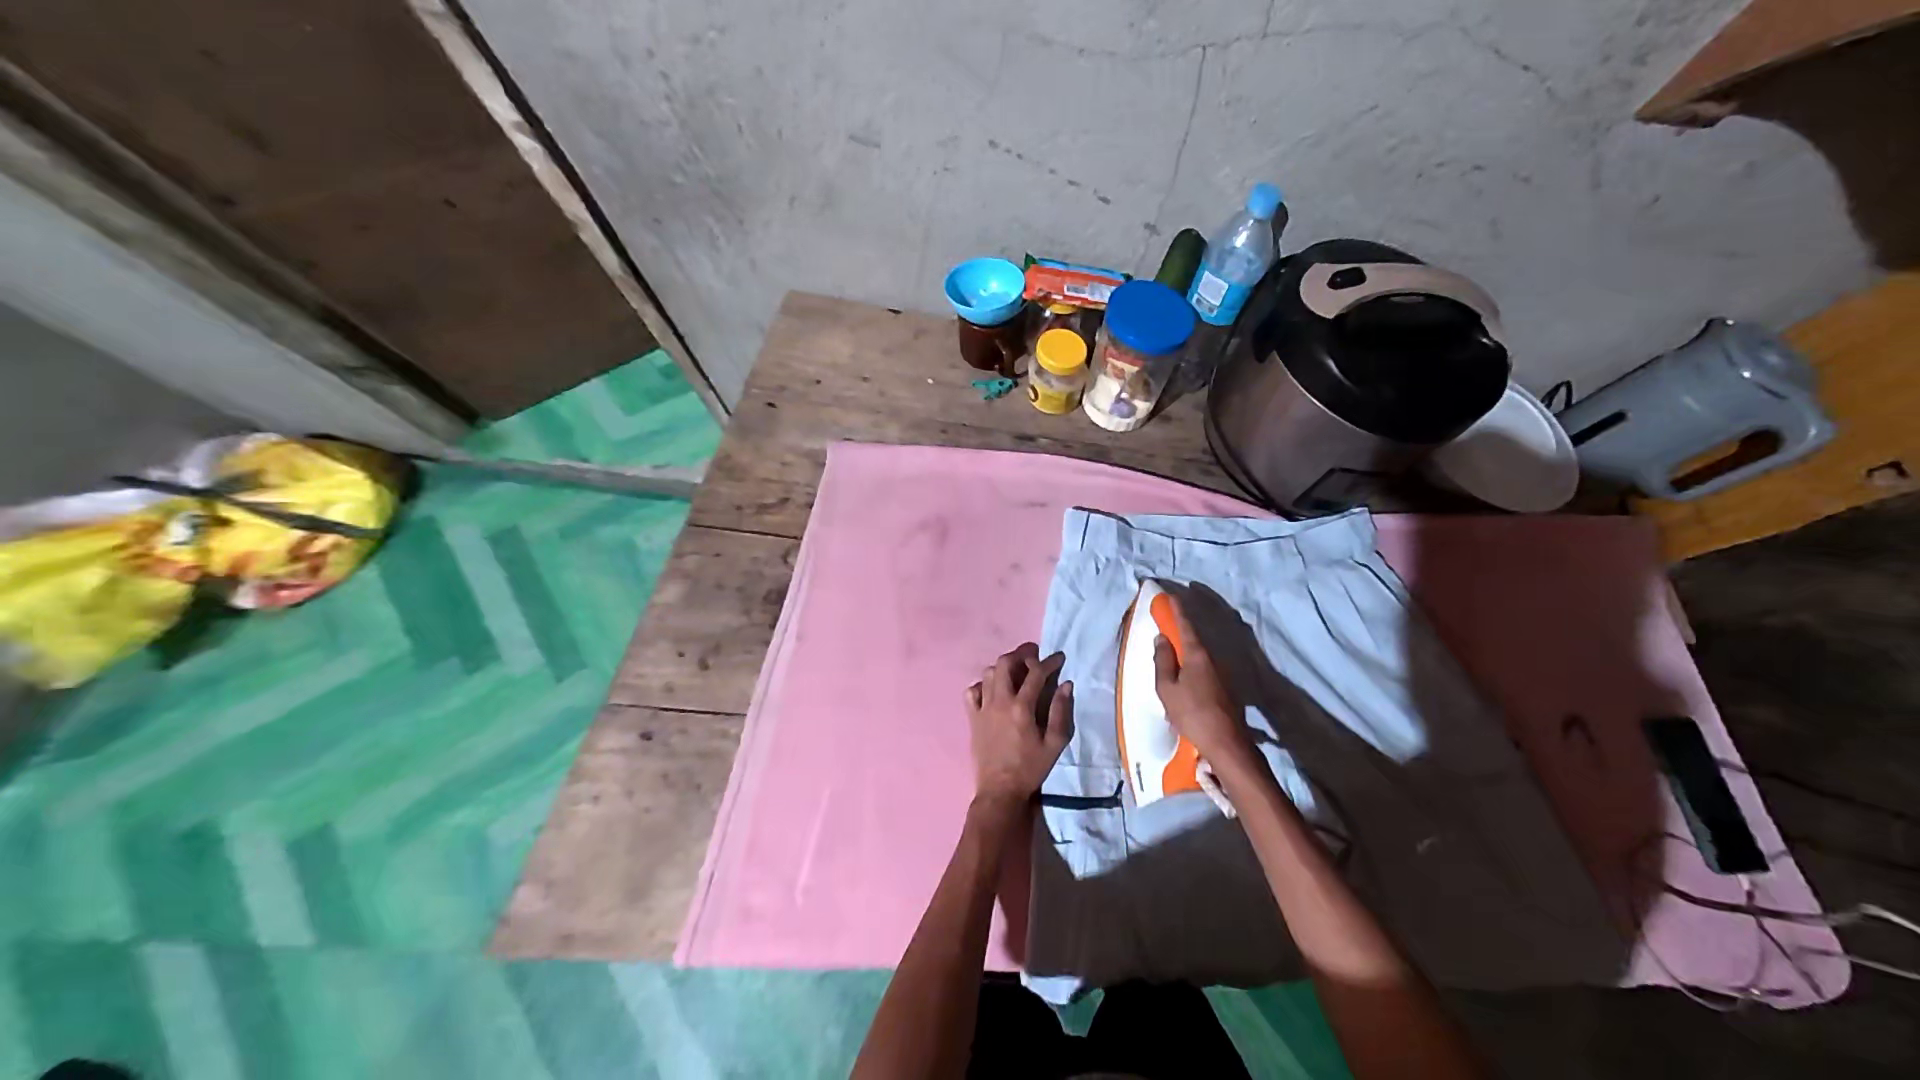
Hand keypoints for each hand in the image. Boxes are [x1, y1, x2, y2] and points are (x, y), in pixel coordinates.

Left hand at [967, 643, 1072, 807]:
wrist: (1000, 790)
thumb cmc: (1031, 768)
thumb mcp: (1054, 743)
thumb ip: (1060, 712)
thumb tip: (1066, 685)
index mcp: (1021, 707)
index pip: (1036, 674)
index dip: (1049, 662)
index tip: (1059, 658)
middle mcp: (999, 701)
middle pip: (1005, 663)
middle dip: (1020, 654)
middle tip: (1033, 654)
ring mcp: (982, 708)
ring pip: (988, 674)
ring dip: (1002, 666)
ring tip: (1015, 670)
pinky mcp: (972, 717)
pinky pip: (972, 691)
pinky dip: (982, 685)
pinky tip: (992, 690)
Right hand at [1152, 595, 1254, 770]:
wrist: (1226, 743)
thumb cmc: (1191, 713)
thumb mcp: (1167, 688)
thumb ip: (1163, 661)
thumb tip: (1162, 638)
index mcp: (1197, 655)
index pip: (1185, 626)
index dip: (1177, 610)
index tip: (1170, 596)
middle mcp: (1212, 659)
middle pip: (1195, 638)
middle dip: (1182, 627)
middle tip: (1168, 618)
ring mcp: (1221, 673)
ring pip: (1200, 653)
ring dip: (1187, 647)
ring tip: (1173, 646)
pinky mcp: (1224, 687)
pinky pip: (1204, 666)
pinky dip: (1192, 662)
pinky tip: (1184, 671)